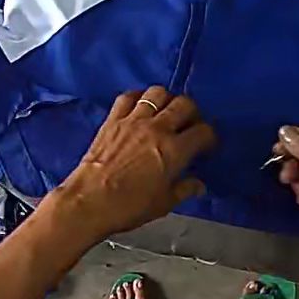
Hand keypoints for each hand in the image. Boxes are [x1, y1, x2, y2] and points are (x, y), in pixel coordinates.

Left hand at [47, 86, 215, 240]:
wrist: (88, 202)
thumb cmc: (129, 206)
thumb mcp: (165, 203)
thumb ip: (185, 189)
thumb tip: (198, 185)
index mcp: (176, 151)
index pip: (204, 131)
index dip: (209, 137)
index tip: (205, 146)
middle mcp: (158, 129)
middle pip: (185, 104)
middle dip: (193, 113)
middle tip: (189, 125)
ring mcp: (134, 121)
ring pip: (158, 93)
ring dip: (167, 100)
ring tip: (166, 112)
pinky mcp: (113, 119)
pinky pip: (129, 96)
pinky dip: (138, 97)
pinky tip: (140, 107)